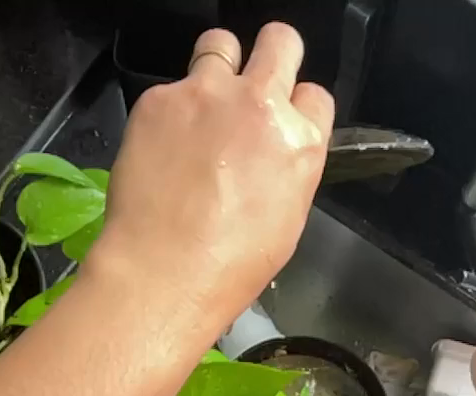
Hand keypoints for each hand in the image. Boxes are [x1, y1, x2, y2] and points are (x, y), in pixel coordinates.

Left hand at [88, 25, 333, 334]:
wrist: (165, 273)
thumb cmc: (230, 269)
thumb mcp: (286, 225)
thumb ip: (289, 171)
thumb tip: (275, 156)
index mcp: (300, 144)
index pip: (316, 96)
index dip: (298, 109)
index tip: (283, 123)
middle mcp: (260, 106)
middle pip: (280, 42)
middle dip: (272, 59)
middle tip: (252, 91)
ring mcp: (207, 94)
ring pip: (221, 44)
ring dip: (219, 67)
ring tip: (204, 107)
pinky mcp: (159, 99)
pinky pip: (171, 88)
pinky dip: (170, 112)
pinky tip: (163, 150)